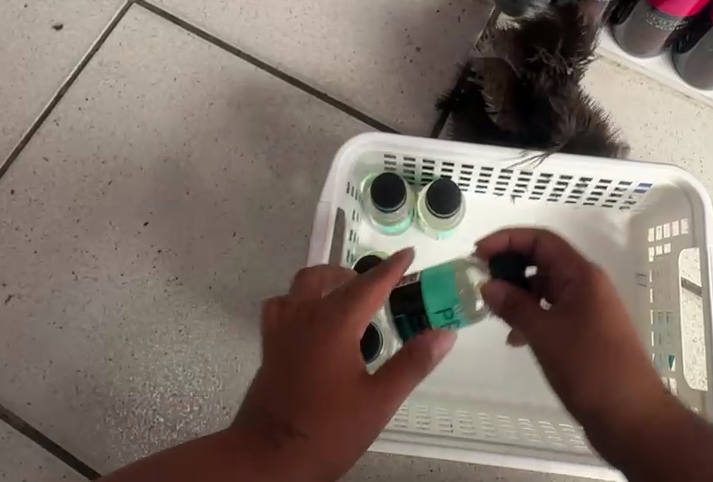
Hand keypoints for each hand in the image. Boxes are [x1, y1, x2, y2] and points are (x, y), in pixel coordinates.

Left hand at [229, 249, 454, 480]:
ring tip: (344, 295)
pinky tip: (308, 319)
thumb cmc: (327, 430)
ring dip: (326, 281)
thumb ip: (412, 364)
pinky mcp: (269, 346)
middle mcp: (307, 314)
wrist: (268, 459)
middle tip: (379, 287)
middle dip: (359, 275)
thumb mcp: (379, 402)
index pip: (371, 284)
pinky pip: (282, 306)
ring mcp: (283, 328)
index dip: (392, 268)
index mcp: (337, 322)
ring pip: (303, 285)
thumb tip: (444, 334)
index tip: (408, 254)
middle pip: (333, 278)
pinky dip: (298, 301)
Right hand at [475, 229, 677, 447]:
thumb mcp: (544, 334)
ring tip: (495, 315)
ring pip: (547, 289)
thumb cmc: (590, 368)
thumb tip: (488, 284)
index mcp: (581, 274)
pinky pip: (554, 313)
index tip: (478, 253)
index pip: (541, 240)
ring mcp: (589, 310)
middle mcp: (587, 285)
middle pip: (543, 261)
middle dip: (511, 268)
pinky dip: (533, 319)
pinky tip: (516, 340)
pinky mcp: (588, 334)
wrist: (635, 421)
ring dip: (520, 296)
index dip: (507, 240)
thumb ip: (514, 305)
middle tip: (482, 282)